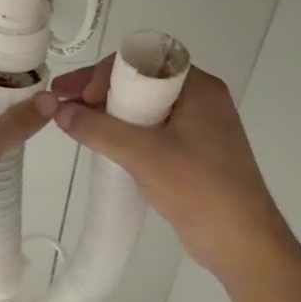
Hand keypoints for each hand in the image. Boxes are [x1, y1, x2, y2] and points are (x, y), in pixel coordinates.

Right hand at [50, 55, 295, 279]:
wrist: (241, 241)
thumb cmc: (198, 188)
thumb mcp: (143, 154)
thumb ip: (98, 129)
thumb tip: (59, 110)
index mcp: (198, 87)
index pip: (143, 61)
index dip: (105, 72)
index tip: (78, 94)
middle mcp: (199, 99)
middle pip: (141, 81)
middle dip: (100, 90)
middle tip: (63, 103)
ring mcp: (197, 127)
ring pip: (144, 107)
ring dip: (109, 112)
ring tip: (74, 123)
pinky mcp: (191, 152)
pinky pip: (151, 130)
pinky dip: (124, 132)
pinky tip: (102, 144)